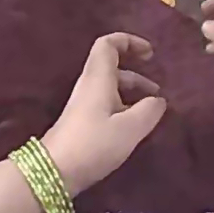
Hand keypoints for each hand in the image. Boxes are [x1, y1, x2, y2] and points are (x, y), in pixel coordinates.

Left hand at [42, 33, 167, 194]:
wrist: (55, 171)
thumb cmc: (93, 144)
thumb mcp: (130, 128)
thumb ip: (149, 110)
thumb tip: (158, 100)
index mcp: (98, 78)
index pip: (108, 44)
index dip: (129, 41)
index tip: (150, 53)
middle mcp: (89, 86)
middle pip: (112, 66)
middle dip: (137, 73)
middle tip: (158, 89)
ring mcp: (83, 104)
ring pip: (110, 87)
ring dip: (132, 93)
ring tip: (152, 110)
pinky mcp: (82, 122)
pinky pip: (106, 103)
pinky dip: (124, 107)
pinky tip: (135, 125)